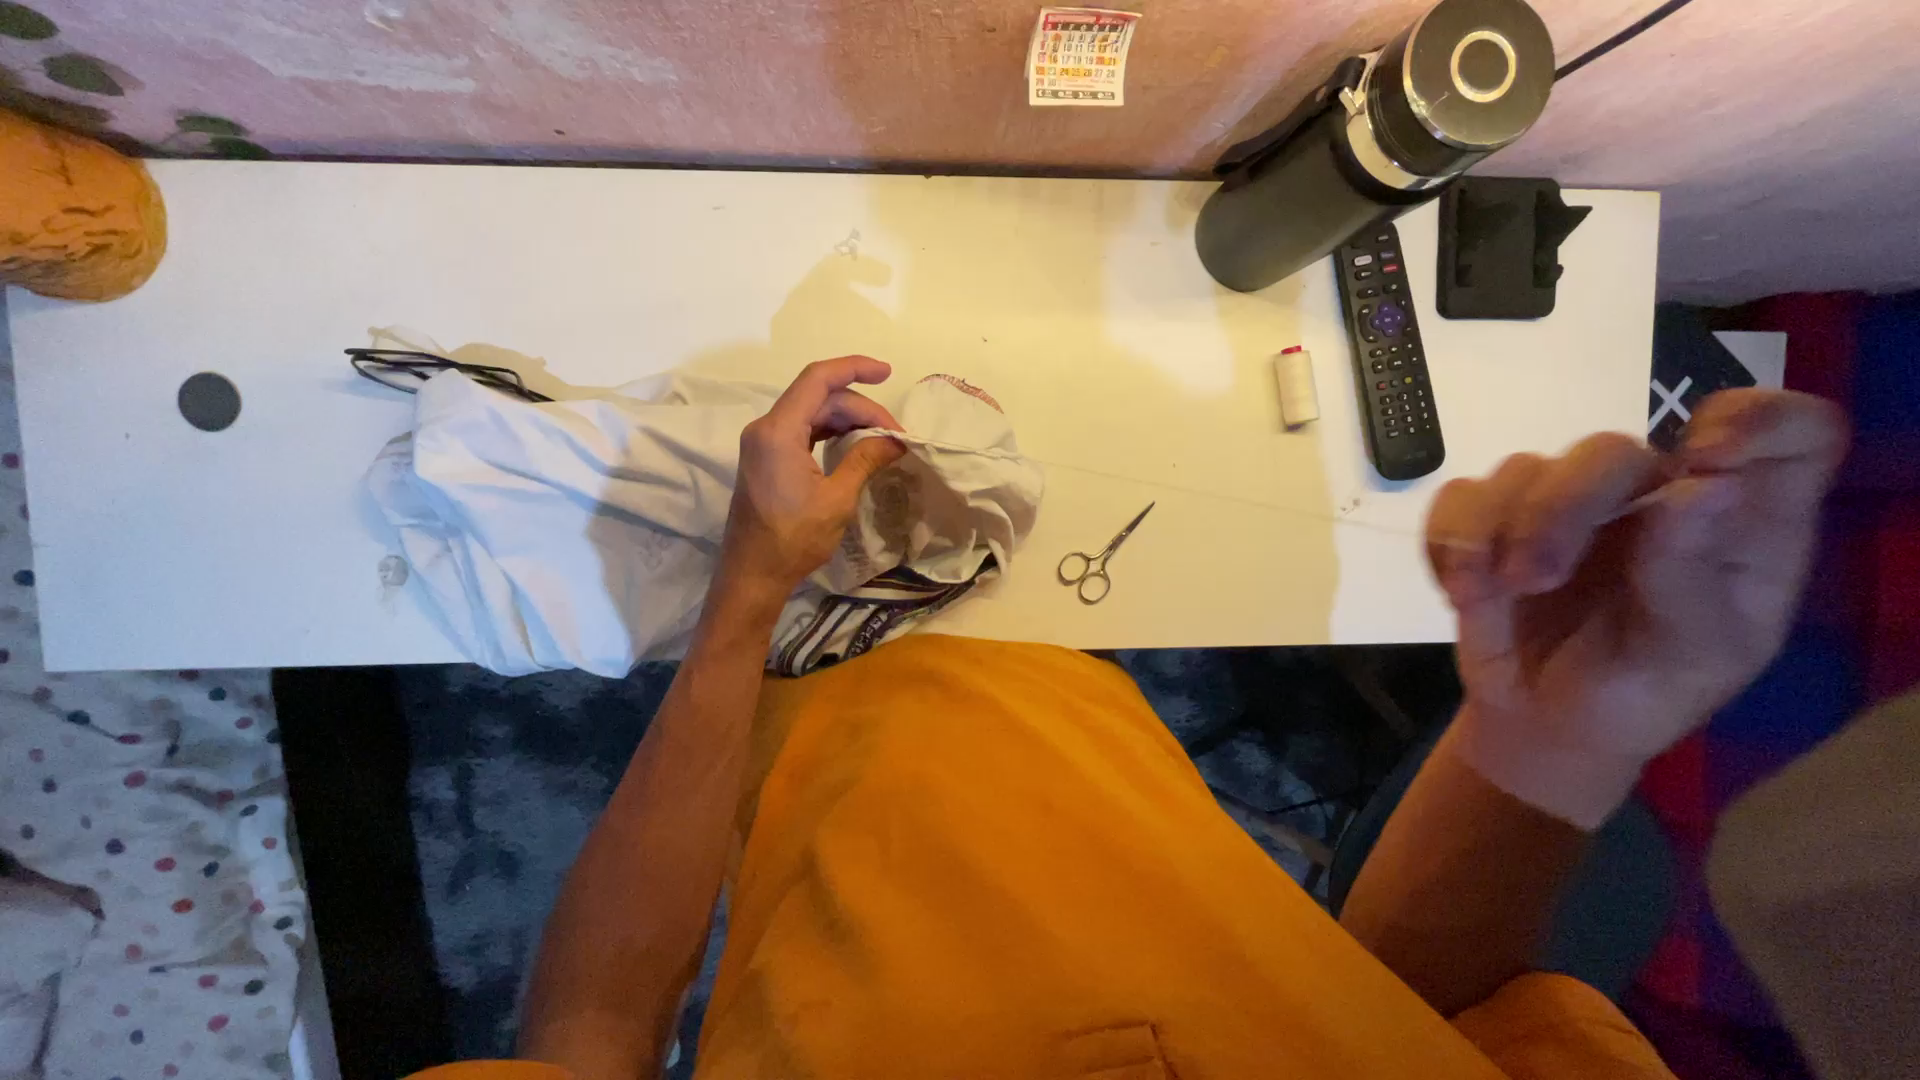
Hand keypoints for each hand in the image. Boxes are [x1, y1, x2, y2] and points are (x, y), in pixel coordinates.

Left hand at [715, 356, 904, 610]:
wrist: (753, 574)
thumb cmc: (793, 539)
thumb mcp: (837, 499)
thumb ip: (865, 460)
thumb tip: (895, 440)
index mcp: (778, 431)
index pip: (818, 379)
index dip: (854, 368)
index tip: (887, 373)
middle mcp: (766, 428)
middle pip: (818, 397)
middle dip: (860, 408)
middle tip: (895, 435)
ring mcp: (763, 443)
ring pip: (812, 413)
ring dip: (847, 420)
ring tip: (882, 440)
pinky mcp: (766, 458)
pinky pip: (803, 431)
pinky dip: (831, 432)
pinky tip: (856, 445)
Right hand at [1426, 389, 1846, 825]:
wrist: (1543, 722)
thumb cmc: (1640, 695)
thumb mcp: (1688, 658)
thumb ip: (1688, 579)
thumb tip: (1700, 489)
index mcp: (1737, 525)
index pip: (1790, 433)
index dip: (1756, 422)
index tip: (1701, 455)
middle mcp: (1652, 497)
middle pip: (1610, 450)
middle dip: (1559, 509)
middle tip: (1533, 579)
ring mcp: (1564, 506)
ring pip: (1522, 468)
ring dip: (1493, 532)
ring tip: (1487, 594)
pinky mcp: (1492, 521)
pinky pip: (1457, 498)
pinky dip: (1448, 542)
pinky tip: (1460, 589)